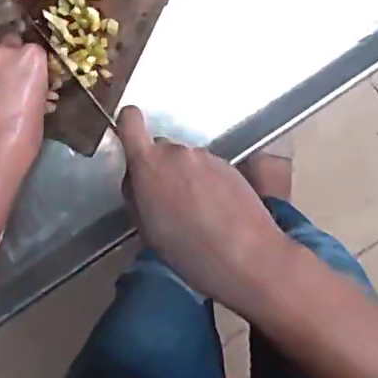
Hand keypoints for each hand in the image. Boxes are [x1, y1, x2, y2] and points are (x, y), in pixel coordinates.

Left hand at [0, 38, 49, 176]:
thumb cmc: (25, 131)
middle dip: (14, 54)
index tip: (35, 73)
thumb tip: (29, 81)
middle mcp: (4, 50)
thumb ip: (34, 81)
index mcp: (31, 55)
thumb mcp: (40, 101)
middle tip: (16, 74)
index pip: (36, 48)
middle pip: (11, 42)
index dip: (35, 61)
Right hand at [116, 107, 298, 307]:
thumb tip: (136, 181)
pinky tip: (216, 214)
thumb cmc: (190, 252)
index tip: (132, 139)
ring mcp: (205, 156)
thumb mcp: (147, 231)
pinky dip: (208, 185)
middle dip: (161, 169)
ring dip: (186, 179)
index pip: (131, 121)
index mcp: (149, 164)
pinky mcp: (229, 165)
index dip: (129, 125)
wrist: (248, 257)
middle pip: (161, 149)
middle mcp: (177, 152)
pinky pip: (209, 169)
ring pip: (186, 161)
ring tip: (196, 215)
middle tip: (168, 204)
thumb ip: (135, 195)